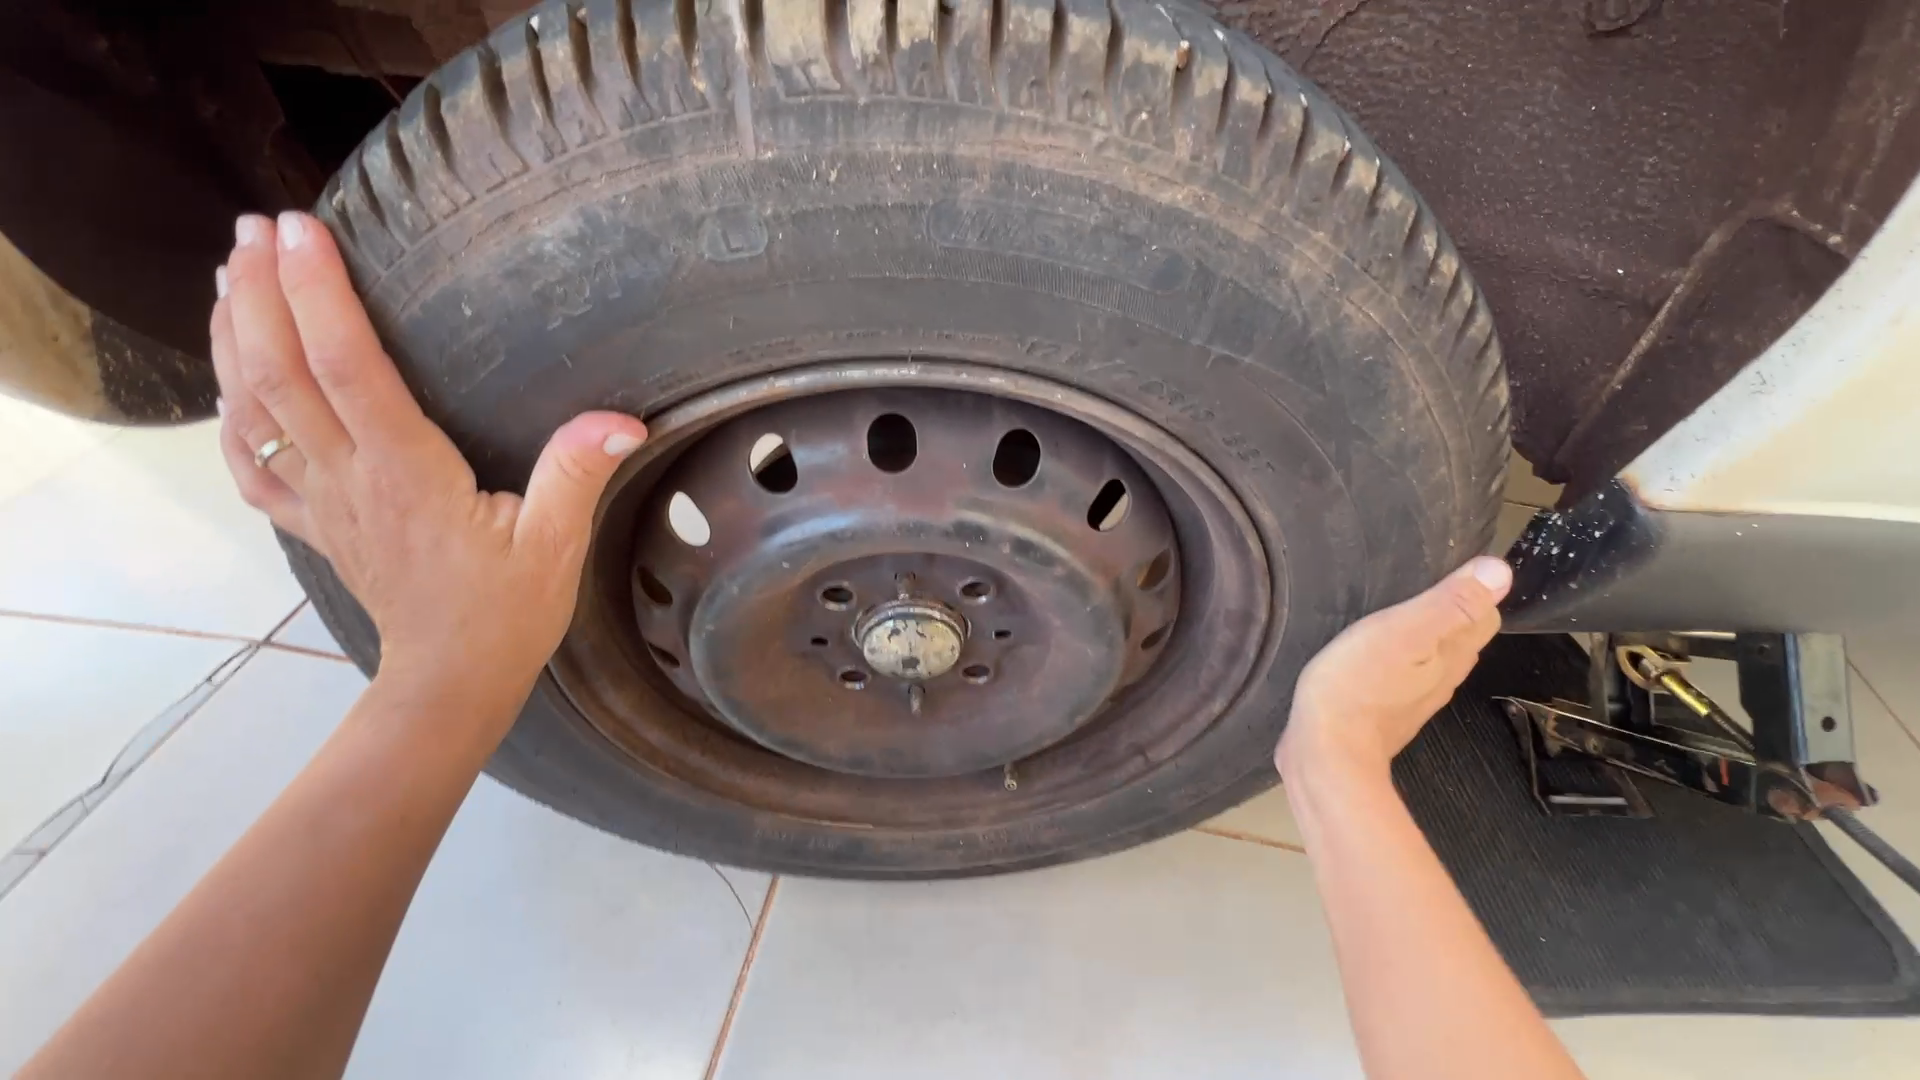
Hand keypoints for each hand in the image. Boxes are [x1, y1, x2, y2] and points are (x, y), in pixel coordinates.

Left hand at [210, 211, 646, 696]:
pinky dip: (229, 413)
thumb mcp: (558, 544)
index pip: (347, 369)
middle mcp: (349, 479)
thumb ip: (578, 475)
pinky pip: (252, 462)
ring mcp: (323, 502)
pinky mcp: (318, 523)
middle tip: (255, 229)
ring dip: (233, 335)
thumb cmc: (508, 612)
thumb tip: (622, 421)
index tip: (304, 231)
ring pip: (254, 408)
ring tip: (232, 273)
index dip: (320, 296)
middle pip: (279, 373)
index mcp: (407, 475)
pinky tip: (229, 382)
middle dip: (259, 293)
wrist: (453, 679)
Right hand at [1277, 556, 1511, 781]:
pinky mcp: (1384, 712)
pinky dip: (1395, 659)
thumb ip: (1449, 604)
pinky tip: (1369, 653)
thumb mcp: (1403, 633)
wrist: (1327, 751)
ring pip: (1430, 658)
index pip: (1485, 616)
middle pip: (1459, 638)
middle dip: (1448, 611)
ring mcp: (1414, 699)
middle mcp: (1443, 678)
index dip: (1473, 591)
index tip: (1445, 568)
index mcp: (1453, 654)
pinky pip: (1400, 676)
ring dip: (1421, 636)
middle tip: (1414, 584)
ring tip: (1390, 614)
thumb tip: (1500, 570)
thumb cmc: (1359, 684)